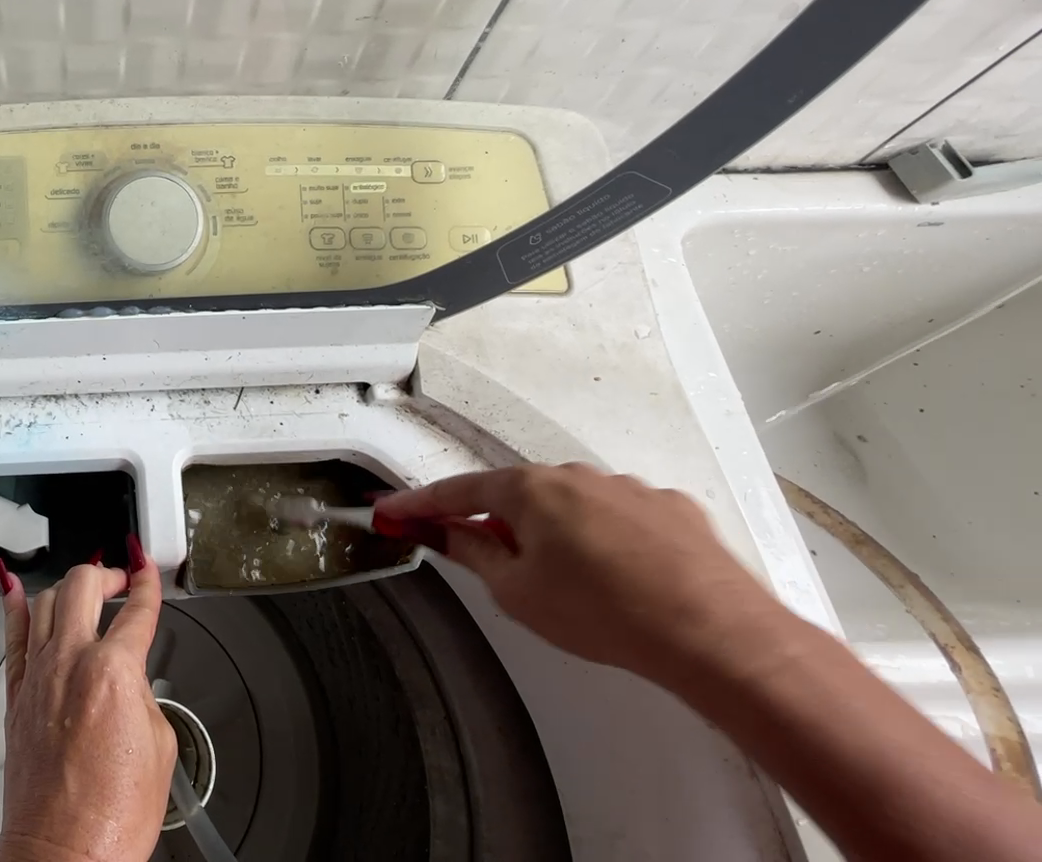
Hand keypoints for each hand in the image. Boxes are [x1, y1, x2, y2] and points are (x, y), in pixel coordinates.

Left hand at [0, 537, 174, 861]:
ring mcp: (38, 675)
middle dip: (106, 572)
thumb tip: (130, 675)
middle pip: (83, 585)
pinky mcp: (16, 695)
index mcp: (114, 672)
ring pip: (46, 600)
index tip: (147, 569)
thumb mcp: (160, 745)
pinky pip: (12, 634)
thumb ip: (144, 693)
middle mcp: (70, 662)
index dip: (147, 582)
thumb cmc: (112, 817)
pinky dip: (14, 604)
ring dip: (70, 587)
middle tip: (119, 579)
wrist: (63, 854)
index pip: (137, 609)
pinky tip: (14, 588)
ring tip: (84, 590)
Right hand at [373, 463, 780, 683]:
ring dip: (553, 531)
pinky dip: (603, 537)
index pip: (456, 491)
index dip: (418, 503)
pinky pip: (618, 516)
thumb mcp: (515, 591)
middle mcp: (575, 475)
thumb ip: (470, 552)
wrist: (719, 636)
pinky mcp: (671, 508)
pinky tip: (618, 576)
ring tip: (569, 584)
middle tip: (491, 563)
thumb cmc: (606, 613)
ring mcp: (628, 488)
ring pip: (569, 504)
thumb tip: (441, 532)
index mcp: (528, 489)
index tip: (392, 510)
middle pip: (515, 495)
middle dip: (496, 523)